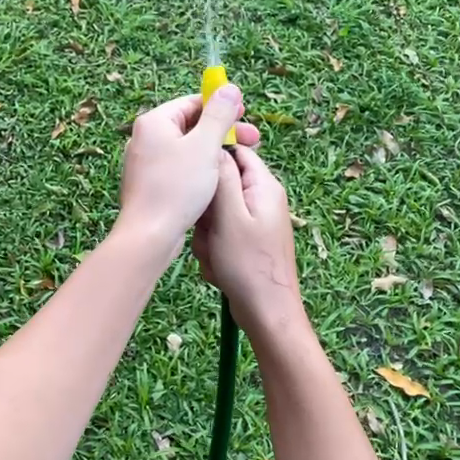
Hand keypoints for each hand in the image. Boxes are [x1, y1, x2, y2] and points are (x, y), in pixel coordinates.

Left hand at [114, 85, 258, 245]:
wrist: (149, 234)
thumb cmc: (176, 188)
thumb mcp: (204, 147)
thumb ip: (218, 116)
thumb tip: (229, 88)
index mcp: (154, 122)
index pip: (191, 102)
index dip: (221, 106)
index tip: (245, 114)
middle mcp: (144, 138)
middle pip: (190, 124)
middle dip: (223, 130)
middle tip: (253, 139)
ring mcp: (145, 161)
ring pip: (186, 147)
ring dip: (214, 149)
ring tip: (240, 159)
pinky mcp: (150, 182)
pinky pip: (179, 166)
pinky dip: (200, 166)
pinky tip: (219, 178)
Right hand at [192, 145, 301, 334]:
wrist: (267, 313)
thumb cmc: (247, 263)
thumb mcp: (229, 215)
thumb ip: (223, 177)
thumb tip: (216, 146)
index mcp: (263, 186)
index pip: (236, 151)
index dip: (211, 160)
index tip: (192, 179)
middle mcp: (261, 200)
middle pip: (220, 186)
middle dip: (206, 209)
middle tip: (207, 229)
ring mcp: (254, 223)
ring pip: (214, 214)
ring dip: (206, 234)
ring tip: (213, 252)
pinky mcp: (245, 243)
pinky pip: (219, 235)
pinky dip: (213, 250)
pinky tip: (218, 266)